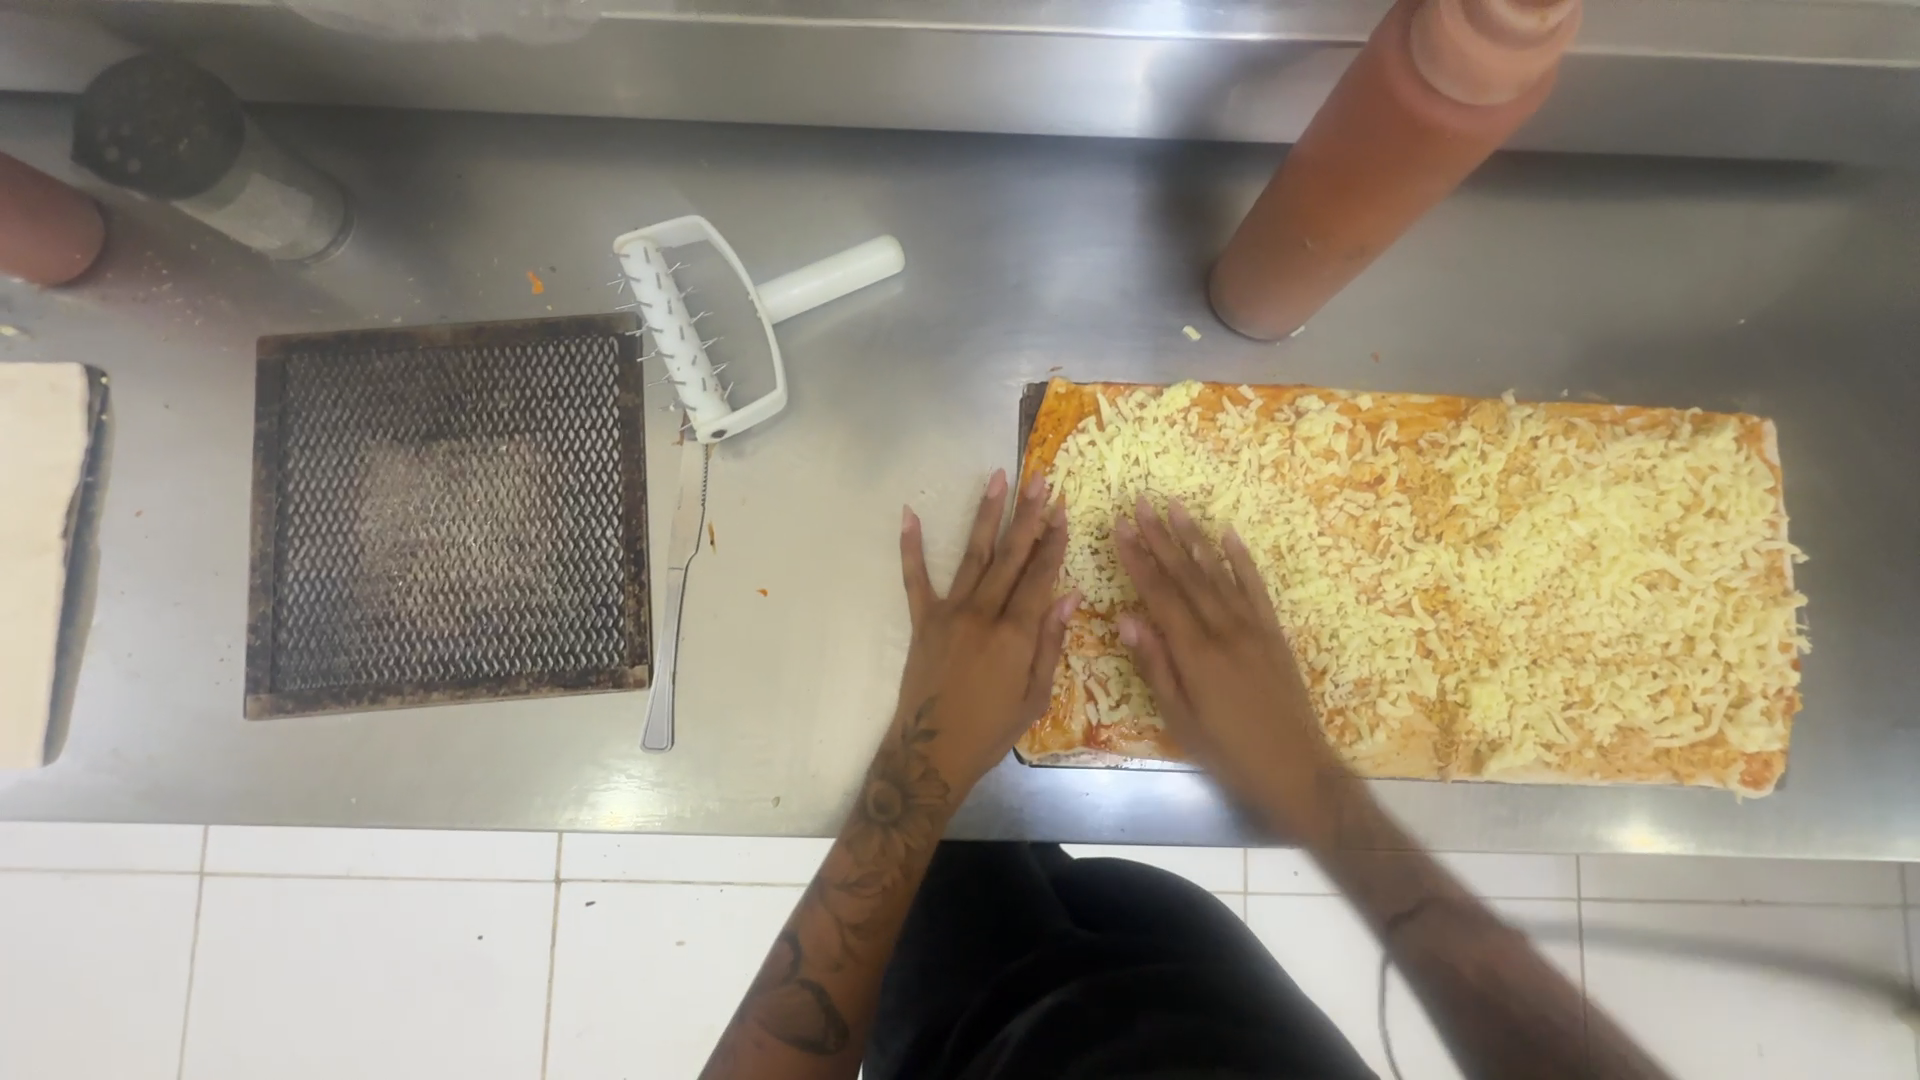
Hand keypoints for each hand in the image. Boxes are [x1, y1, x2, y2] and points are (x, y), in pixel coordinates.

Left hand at [894, 469, 1078, 796]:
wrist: (932, 752)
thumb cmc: (991, 730)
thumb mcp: (1035, 695)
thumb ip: (1051, 642)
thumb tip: (1070, 595)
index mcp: (1016, 634)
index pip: (1040, 576)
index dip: (1054, 542)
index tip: (1064, 510)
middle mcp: (983, 614)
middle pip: (1010, 556)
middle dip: (1028, 515)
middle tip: (1039, 479)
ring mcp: (948, 613)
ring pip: (972, 555)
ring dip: (986, 515)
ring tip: (998, 479)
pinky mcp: (921, 620)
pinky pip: (915, 578)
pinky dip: (911, 546)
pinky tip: (909, 514)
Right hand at [1113, 497, 1346, 831]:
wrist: (1297, 770)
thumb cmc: (1228, 752)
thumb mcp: (1180, 718)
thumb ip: (1154, 665)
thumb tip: (1125, 618)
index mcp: (1196, 653)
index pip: (1159, 594)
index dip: (1137, 558)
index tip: (1120, 527)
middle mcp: (1225, 630)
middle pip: (1187, 574)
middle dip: (1161, 536)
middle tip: (1142, 502)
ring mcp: (1253, 628)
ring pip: (1218, 573)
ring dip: (1195, 538)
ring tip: (1176, 507)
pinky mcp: (1274, 633)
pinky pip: (1255, 588)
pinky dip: (1241, 560)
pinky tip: (1228, 536)